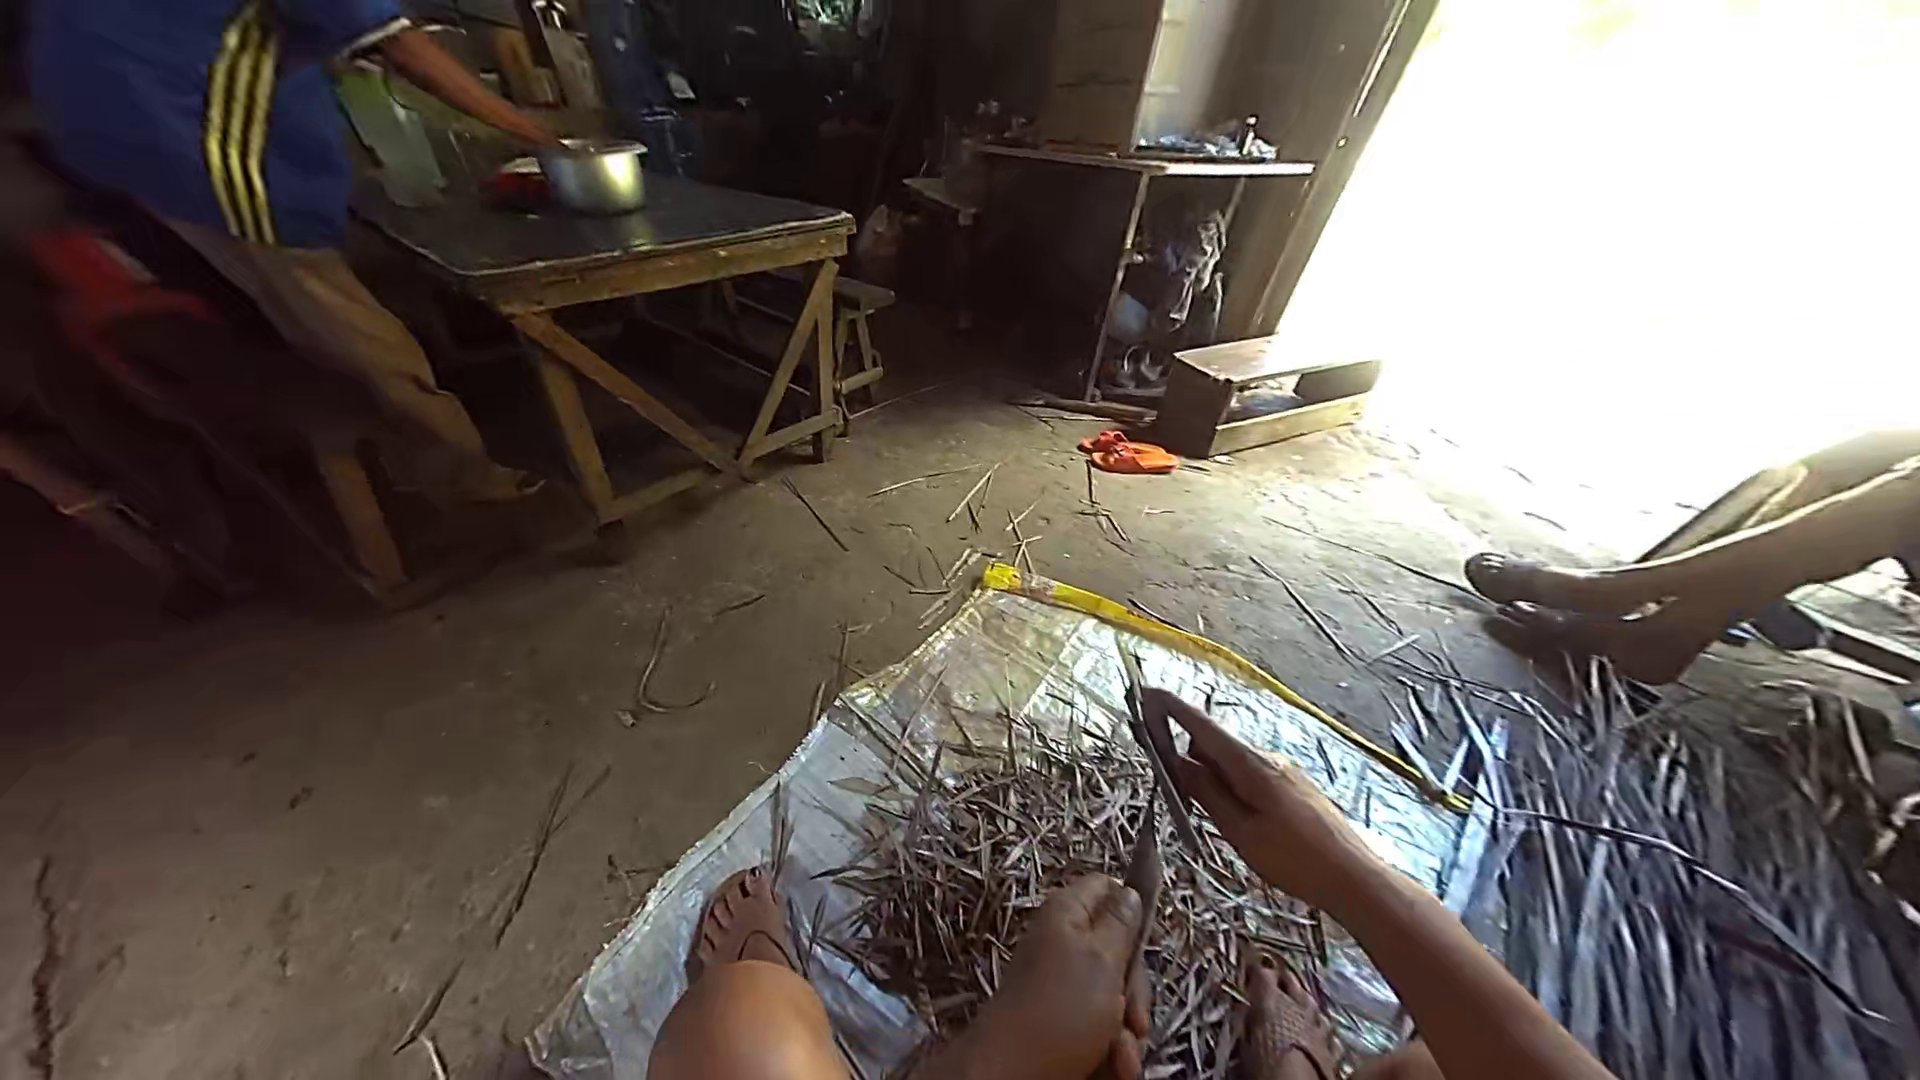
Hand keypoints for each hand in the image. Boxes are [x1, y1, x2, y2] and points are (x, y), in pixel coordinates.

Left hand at [956, 876, 1148, 1079]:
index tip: (1144, 942)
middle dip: (1135, 990)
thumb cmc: (1060, 1009)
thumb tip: (1130, 891)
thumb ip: (1120, 924)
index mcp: (1068, 913)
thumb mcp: (1101, 959)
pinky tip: (1112, 1069)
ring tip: (1120, 1057)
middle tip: (1135, 1019)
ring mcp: (1064, 985)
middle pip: (1119, 950)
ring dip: (1127, 1032)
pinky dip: (1112, 1052)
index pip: (1105, 887)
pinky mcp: (1065, 1023)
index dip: (1131, 910)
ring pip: (1116, 997)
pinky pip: (1102, 1030)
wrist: (1012, 1075)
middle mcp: (1065, 942)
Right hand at [1147, 689, 1381, 912]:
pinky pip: (1251, 772)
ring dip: (1217, 779)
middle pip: (1214, 745)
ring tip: (1229, 822)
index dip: (1172, 708)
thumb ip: (1206, 793)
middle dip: (1194, 763)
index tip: (1147, 693)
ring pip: (1232, 761)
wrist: (1359, 880)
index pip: (1202, 726)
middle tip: (1190, 802)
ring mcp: (1283, 767)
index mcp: (1249, 764)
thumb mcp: (1240, 832)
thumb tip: (1177, 762)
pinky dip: (1236, 786)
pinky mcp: (1293, 782)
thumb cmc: (1295, 861)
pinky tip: (1251, 822)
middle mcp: (1266, 756)